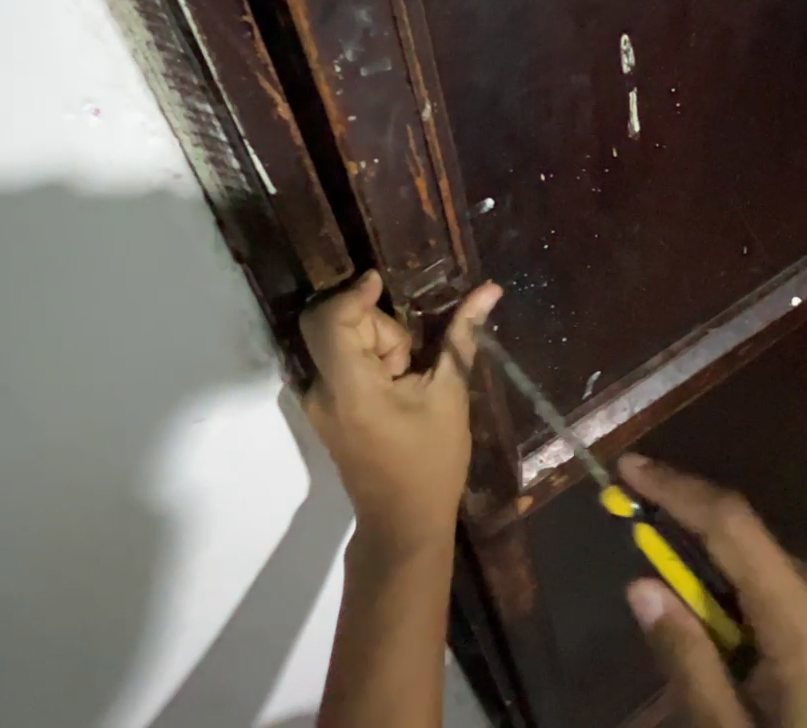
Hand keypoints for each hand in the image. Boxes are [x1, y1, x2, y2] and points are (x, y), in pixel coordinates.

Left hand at [301, 270, 502, 562]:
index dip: (353, 293)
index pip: (331, 320)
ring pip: (338, 341)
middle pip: (336, 325)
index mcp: (350, 387)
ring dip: (373, 346)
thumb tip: (489, 290)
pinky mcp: (324, 408)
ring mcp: (317, 402)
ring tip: (405, 381)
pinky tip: (393, 385)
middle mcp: (321, 390)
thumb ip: (462, 336)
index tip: (381, 281)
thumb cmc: (432, 462)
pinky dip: (365, 360)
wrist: (403, 524)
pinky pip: (338, 361)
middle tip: (409, 361)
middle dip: (374, 327)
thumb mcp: (451, 395)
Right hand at [619, 455, 806, 727]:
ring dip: (716, 593)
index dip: (675, 487)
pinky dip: (746, 613)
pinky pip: (787, 601)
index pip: (730, 521)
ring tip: (695, 658)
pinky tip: (736, 670)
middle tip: (644, 587)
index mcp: (804, 616)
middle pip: (743, 547)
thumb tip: (641, 588)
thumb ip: (690, 663)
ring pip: (761, 578)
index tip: (627, 467)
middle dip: (686, 551)